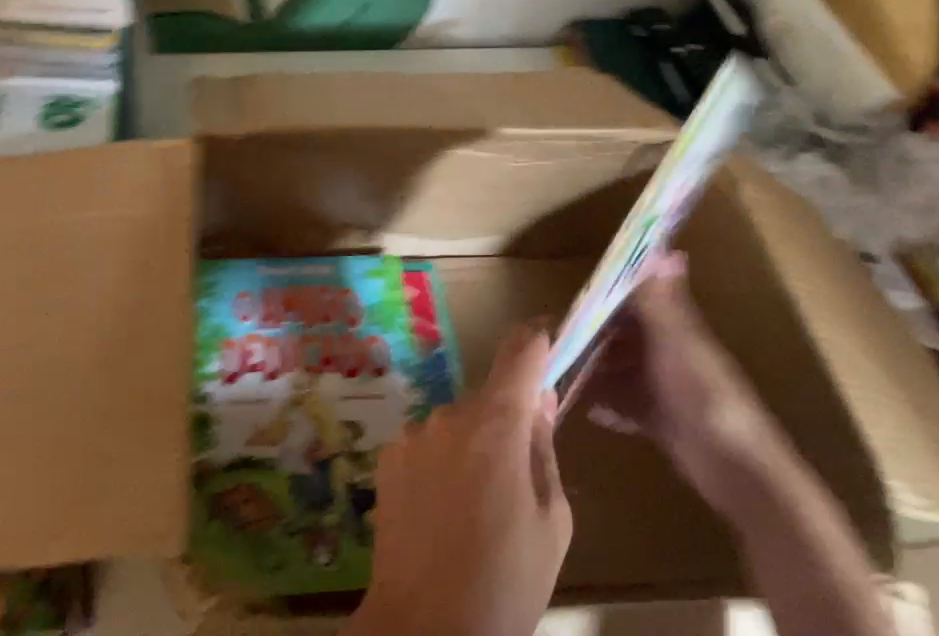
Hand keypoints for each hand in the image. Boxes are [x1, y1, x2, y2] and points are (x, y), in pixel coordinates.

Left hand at [348, 326, 571, 635]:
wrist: (425, 626)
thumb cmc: (507, 581)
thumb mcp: (552, 521)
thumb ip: (543, 450)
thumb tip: (538, 403)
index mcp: (497, 426)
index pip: (519, 355)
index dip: (536, 339)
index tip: (548, 333)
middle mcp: (448, 416)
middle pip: (488, 400)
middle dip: (506, 422)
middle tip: (518, 475)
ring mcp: (411, 436)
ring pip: (455, 426)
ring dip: (470, 447)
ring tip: (476, 508)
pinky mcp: (386, 460)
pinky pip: (426, 447)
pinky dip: (439, 464)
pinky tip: (441, 511)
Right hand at [571, 251, 788, 512]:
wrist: (735, 470)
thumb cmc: (704, 397)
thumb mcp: (676, 343)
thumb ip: (661, 302)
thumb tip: (664, 247)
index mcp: (677, 332)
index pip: (641, 302)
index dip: (611, 295)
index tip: (576, 293)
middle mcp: (671, 356)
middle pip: (627, 337)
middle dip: (596, 334)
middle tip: (556, 336)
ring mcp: (666, 391)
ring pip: (623, 370)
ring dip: (597, 369)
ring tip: (560, 370)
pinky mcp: (661, 422)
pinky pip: (627, 407)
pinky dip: (607, 406)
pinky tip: (585, 408)